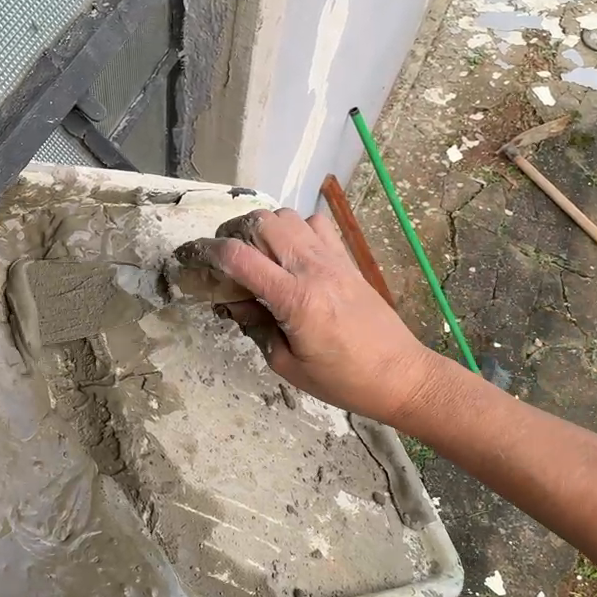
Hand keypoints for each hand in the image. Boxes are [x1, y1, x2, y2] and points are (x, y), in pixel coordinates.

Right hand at [178, 208, 448, 427]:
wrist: (403, 376)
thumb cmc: (343, 381)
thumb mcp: (286, 364)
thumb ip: (256, 327)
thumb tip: (234, 303)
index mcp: (294, 300)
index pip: (239, 257)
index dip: (207, 251)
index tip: (192, 256)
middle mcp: (312, 269)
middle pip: (262, 221)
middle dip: (234, 231)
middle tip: (227, 255)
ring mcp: (333, 260)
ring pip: (288, 215)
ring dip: (265, 227)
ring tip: (259, 252)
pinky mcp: (348, 260)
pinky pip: (317, 224)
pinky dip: (297, 229)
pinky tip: (292, 253)